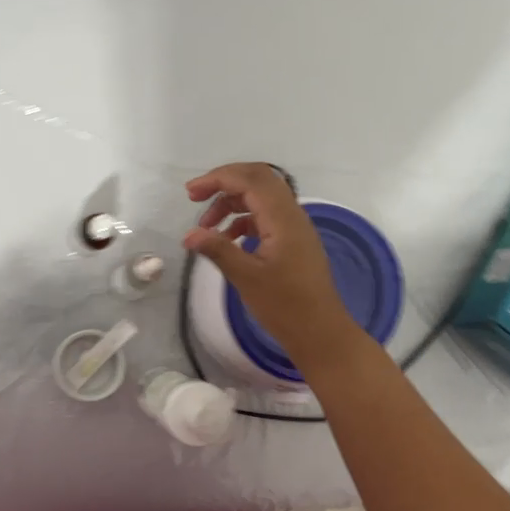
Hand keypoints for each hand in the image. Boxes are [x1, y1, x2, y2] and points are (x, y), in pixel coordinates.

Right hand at [182, 163, 368, 368]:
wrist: (319, 331)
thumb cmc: (284, 306)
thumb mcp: (246, 277)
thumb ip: (218, 250)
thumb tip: (189, 235)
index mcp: (283, 218)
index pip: (250, 180)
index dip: (218, 179)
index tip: (190, 193)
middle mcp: (292, 215)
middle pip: (258, 180)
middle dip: (225, 183)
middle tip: (195, 197)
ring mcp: (295, 228)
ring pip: (261, 198)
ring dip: (232, 204)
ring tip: (207, 228)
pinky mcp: (293, 242)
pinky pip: (266, 217)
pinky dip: (243, 220)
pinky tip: (228, 241)